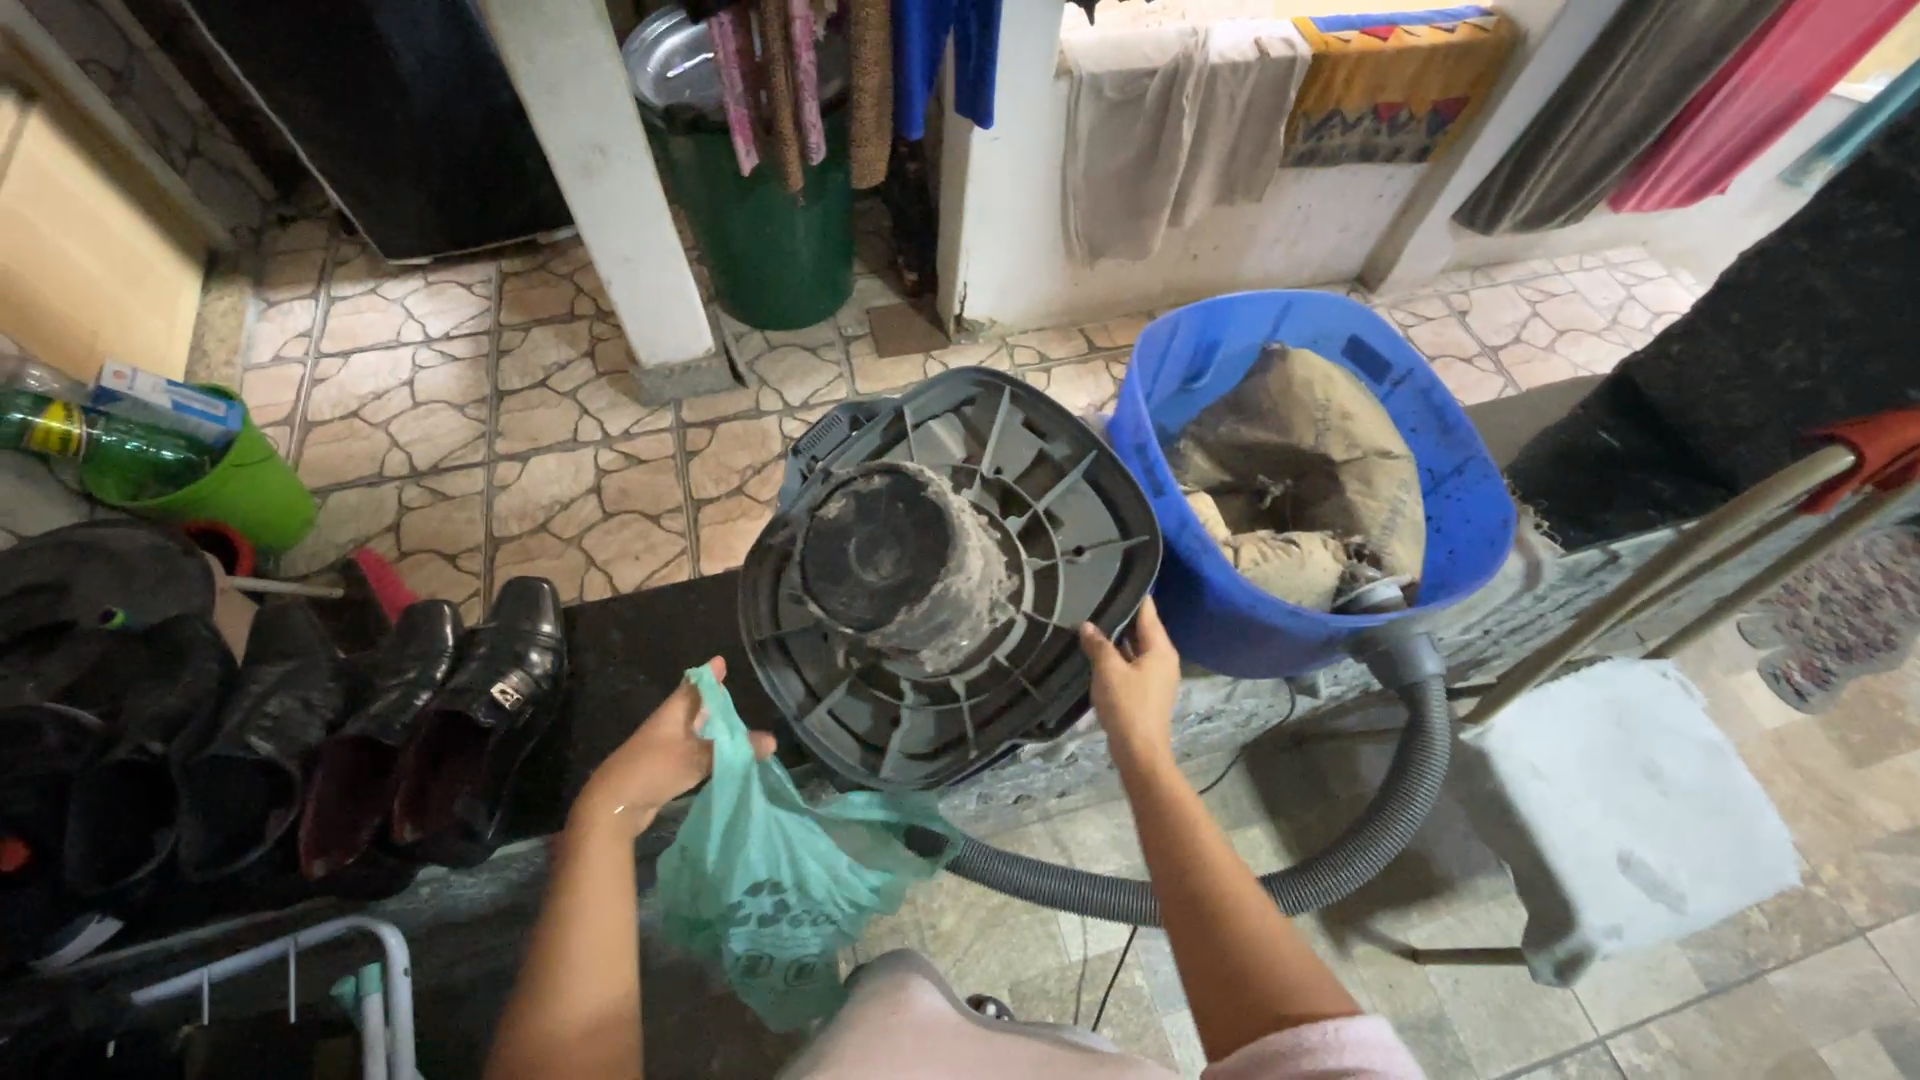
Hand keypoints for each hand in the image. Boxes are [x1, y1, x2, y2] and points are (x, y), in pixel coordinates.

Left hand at [567, 656, 776, 839]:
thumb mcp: (696, 759)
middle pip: (692, 707)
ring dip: (710, 727)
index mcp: (673, 714)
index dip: (708, 675)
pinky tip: (717, 756)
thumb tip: (772, 742)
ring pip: (692, 730)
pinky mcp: (663, 769)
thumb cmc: (652, 770)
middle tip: (728, 690)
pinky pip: (691, 752)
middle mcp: (668, 726)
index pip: (693, 687)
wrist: (613, 805)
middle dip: (710, 699)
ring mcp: (663, 748)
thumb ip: (733, 751)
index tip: (721, 661)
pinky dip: (706, 750)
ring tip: (731, 724)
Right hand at [1079, 596, 1180, 770]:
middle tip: (1097, 599)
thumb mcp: (1108, 670)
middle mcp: (1164, 659)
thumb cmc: (1127, 705)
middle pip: (1143, 630)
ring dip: (1117, 639)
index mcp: (1161, 649)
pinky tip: (1098, 654)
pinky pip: (1132, 665)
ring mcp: (1157, 677)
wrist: (1139, 751)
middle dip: (1121, 617)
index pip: (1148, 612)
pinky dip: (1118, 657)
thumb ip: (1097, 644)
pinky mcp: (1147, 692)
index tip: (1118, 578)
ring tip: (1093, 623)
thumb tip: (1086, 625)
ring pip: (1136, 649)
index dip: (1134, 596)